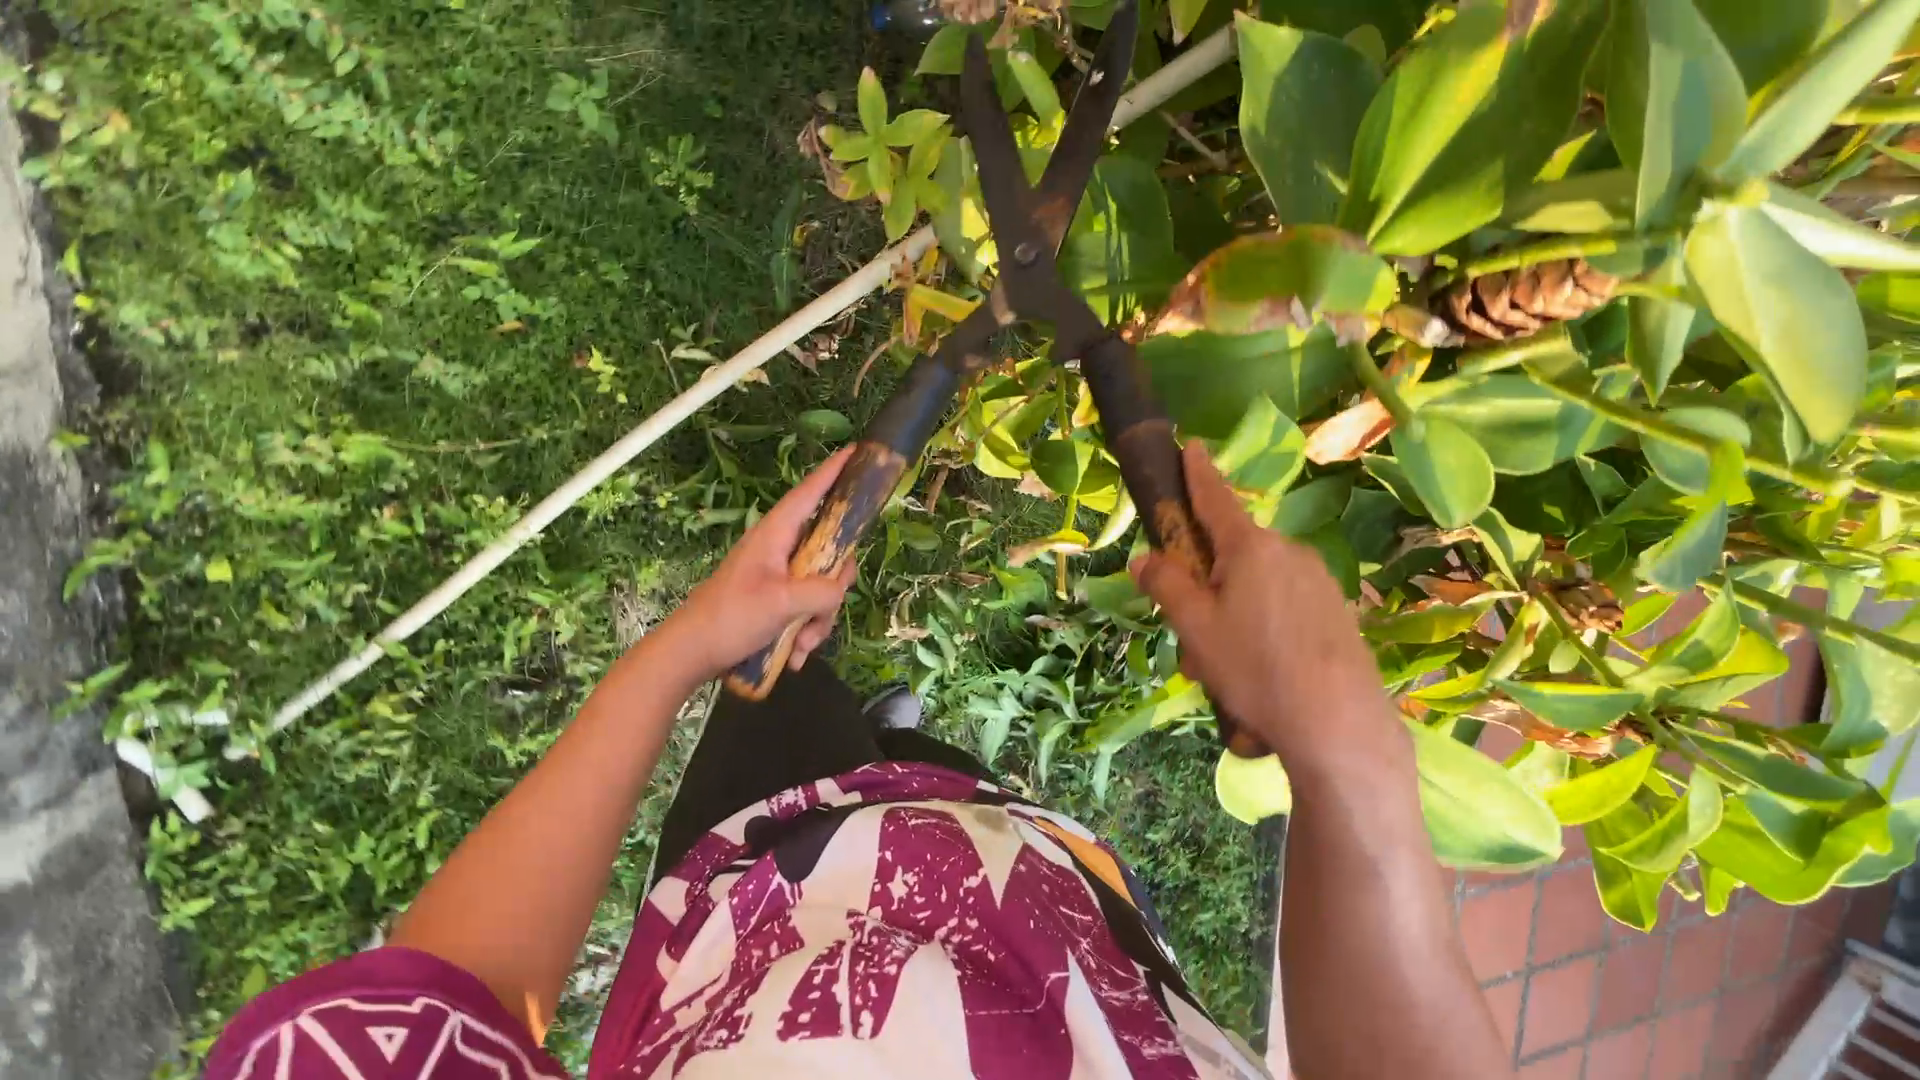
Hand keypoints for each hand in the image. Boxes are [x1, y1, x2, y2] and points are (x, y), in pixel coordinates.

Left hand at [654, 447, 857, 681]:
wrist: (691, 653)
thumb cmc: (730, 618)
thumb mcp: (782, 604)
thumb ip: (822, 591)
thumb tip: (840, 589)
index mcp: (775, 534)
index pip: (810, 493)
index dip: (834, 472)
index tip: (857, 451)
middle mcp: (779, 549)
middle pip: (829, 551)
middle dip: (832, 589)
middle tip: (823, 611)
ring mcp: (778, 576)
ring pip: (822, 587)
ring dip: (818, 620)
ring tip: (799, 645)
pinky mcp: (775, 601)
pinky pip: (807, 609)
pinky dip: (805, 632)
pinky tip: (792, 654)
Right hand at [1130, 442, 1405, 780]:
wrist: (1339, 724)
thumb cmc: (1255, 668)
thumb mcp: (1195, 628)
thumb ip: (1166, 585)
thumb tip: (1145, 557)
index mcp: (1251, 547)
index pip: (1216, 498)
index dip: (1198, 472)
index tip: (1192, 445)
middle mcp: (1288, 552)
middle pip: (1231, 555)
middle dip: (1205, 587)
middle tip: (1193, 640)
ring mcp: (1317, 581)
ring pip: (1255, 588)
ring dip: (1231, 617)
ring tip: (1225, 672)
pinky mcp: (1336, 610)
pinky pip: (1283, 607)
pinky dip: (1262, 630)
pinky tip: (1262, 675)